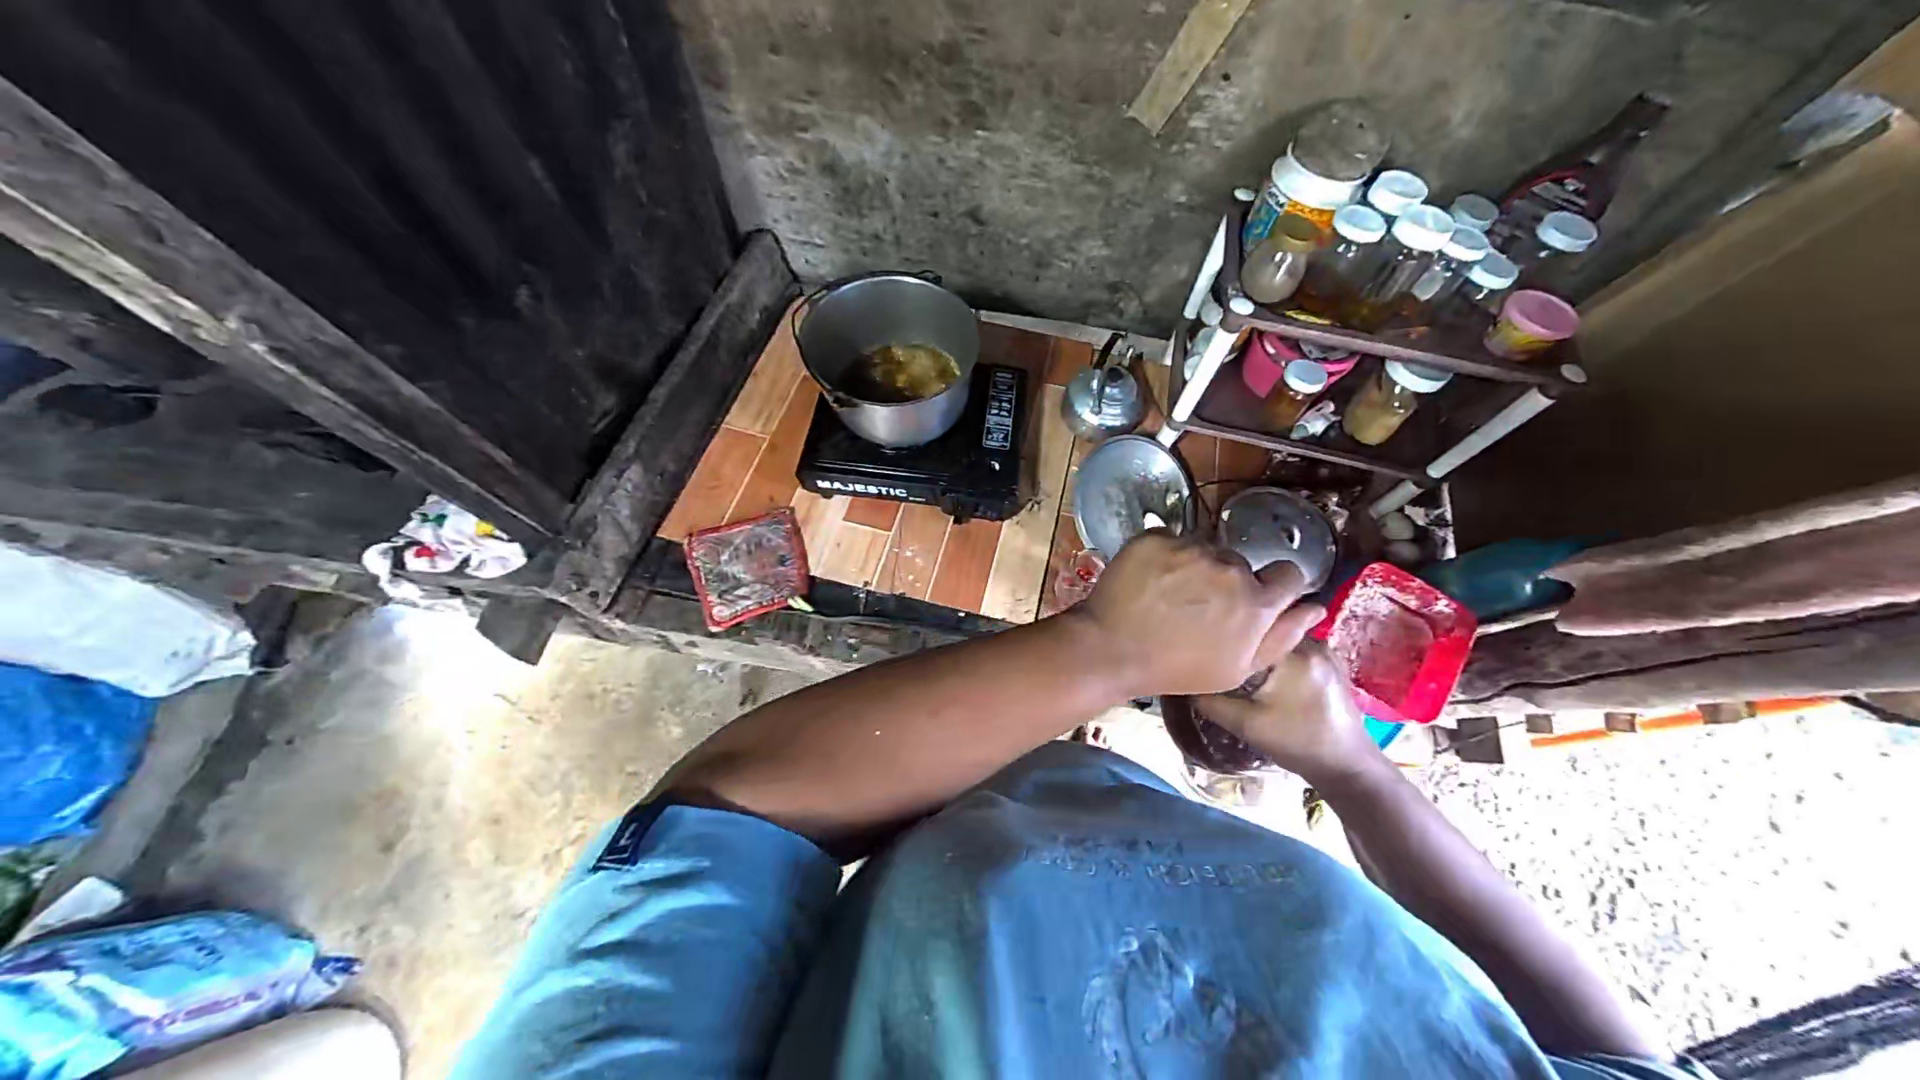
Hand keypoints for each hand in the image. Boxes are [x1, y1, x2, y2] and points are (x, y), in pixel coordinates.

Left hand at [1068, 531, 1324, 697]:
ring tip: (1169, 595)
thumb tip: (1316, 607)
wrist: (1110, 650)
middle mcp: (1228, 568)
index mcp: (1256, 603)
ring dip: (1193, 566)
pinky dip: (1163, 555)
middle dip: (1226, 580)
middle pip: (1240, 563)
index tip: (1253, 597)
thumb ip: (1283, 636)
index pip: (1288, 573)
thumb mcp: (1237, 668)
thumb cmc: (1176, 668)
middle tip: (1197, 606)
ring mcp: (1188, 548)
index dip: (1274, 585)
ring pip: (1204, 549)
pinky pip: (1170, 540)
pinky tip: (1150, 580)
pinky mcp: (1155, 538)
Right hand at [1193, 638, 1385, 788]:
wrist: (1347, 767)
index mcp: (1295, 653)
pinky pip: (1291, 648)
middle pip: (1264, 631)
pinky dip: (1274, 656)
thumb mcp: (1245, 725)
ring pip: (1278, 639)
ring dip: (1258, 649)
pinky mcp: (1328, 662)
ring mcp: (1325, 651)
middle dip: (1241, 641)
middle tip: (1215, 652)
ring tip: (1235, 660)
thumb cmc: (1298, 743)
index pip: (1250, 629)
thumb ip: (1210, 701)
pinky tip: (1261, 673)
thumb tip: (1182, 681)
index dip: (1224, 636)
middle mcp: (1313, 643)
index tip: (1203, 643)